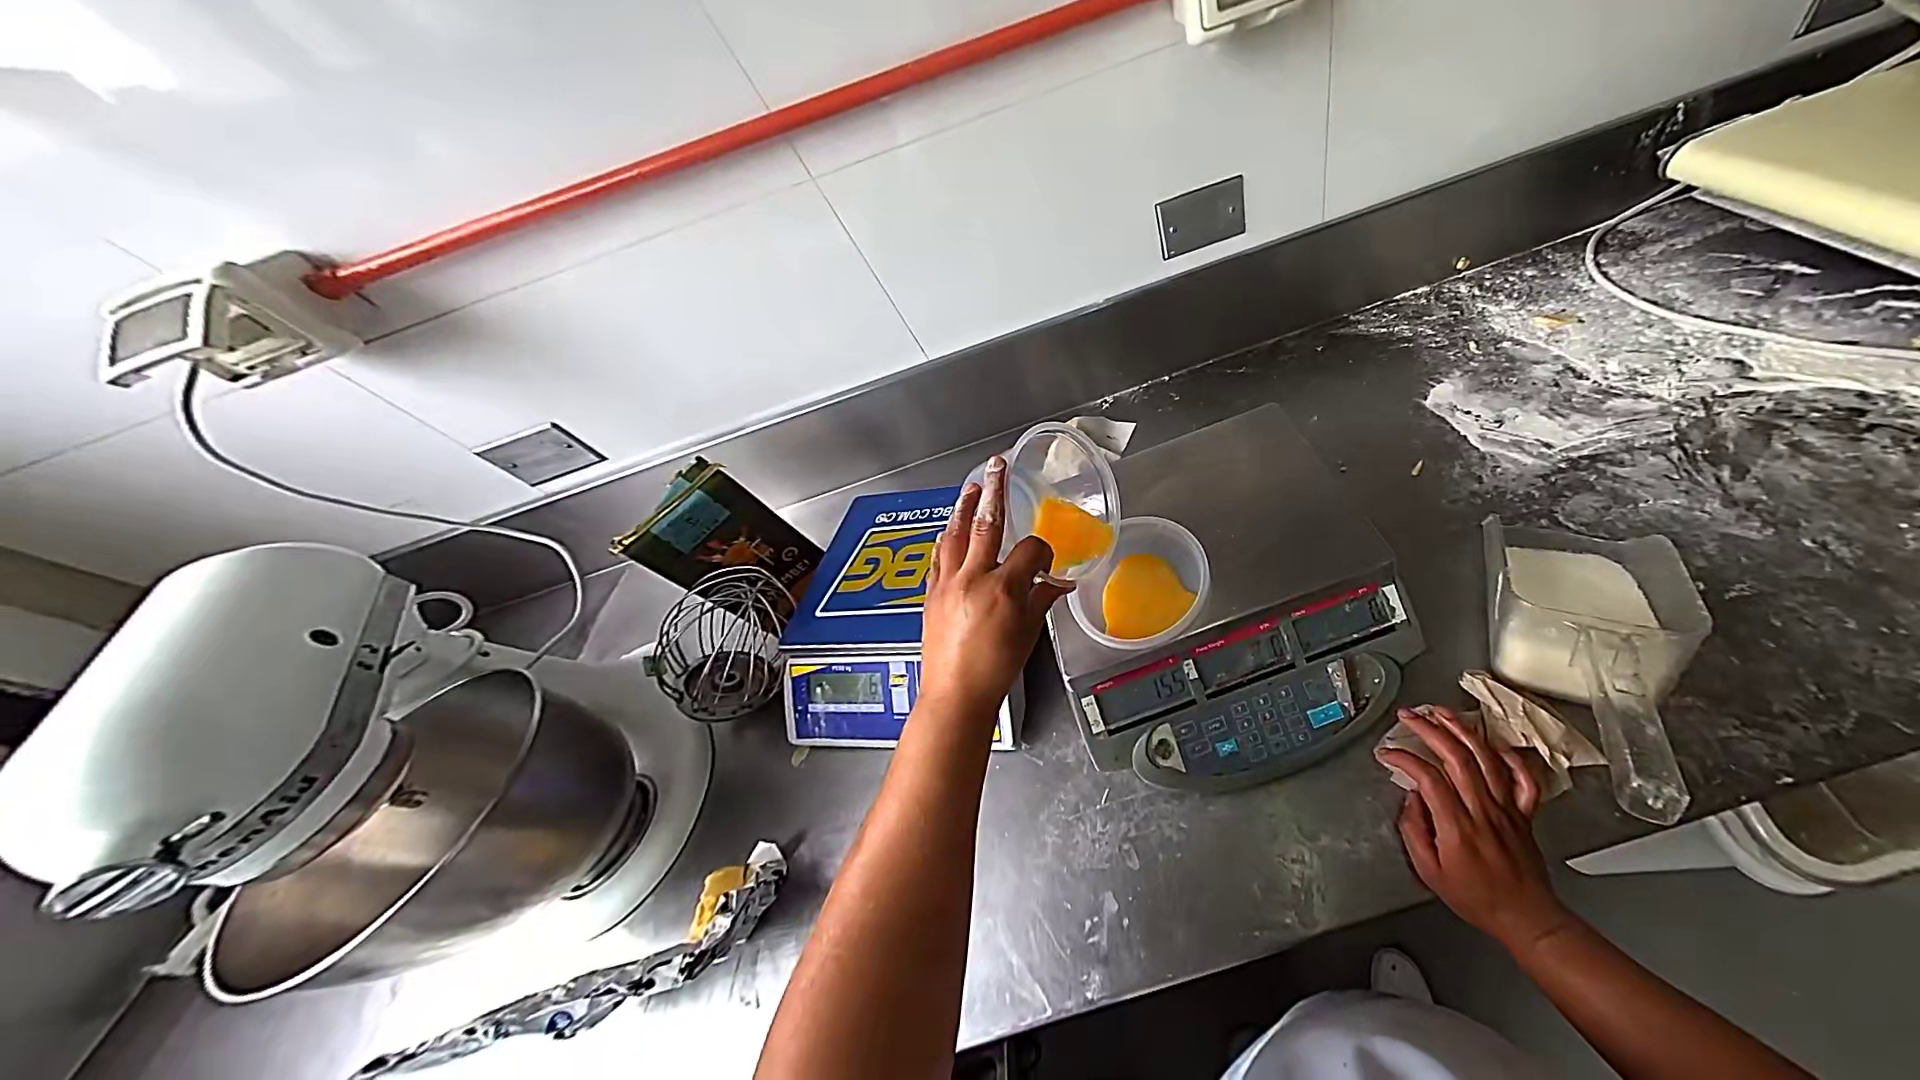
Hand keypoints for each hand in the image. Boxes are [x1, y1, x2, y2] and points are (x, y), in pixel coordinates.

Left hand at [917, 457, 1073, 725]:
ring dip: (964, 507)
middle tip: (996, 466)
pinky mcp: (931, 593)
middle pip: (986, 524)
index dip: (1043, 549)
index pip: (1031, 550)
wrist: (955, 693)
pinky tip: (950, 529)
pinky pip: (939, 556)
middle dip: (993, 490)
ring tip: (971, 487)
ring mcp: (948, 584)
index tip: (1047, 556)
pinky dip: (947, 538)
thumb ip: (1042, 600)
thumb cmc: (993, 670)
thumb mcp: (1028, 634)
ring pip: (956, 534)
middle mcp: (972, 579)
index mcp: (1003, 590)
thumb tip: (1058, 583)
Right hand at [1377, 705, 1576, 952]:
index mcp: (1458, 827)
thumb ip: (1413, 829)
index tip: (1386, 754)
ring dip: (1463, 730)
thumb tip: (1410, 797)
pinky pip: (1524, 778)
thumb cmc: (1475, 898)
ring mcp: (1509, 810)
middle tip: (1408, 716)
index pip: (1428, 778)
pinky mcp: (1525, 814)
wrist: (1528, 919)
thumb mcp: (1428, 870)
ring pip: (1487, 759)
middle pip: (1458, 758)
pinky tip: (1492, 741)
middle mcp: (1485, 812)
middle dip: (1430, 730)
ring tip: (1442, 713)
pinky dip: (1510, 756)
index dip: (1404, 759)